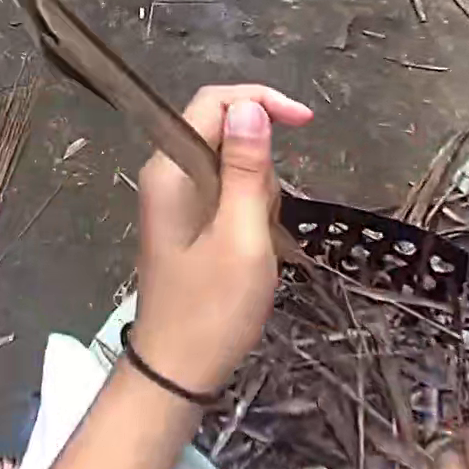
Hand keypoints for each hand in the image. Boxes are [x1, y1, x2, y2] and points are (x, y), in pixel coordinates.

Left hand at [131, 84, 311, 393]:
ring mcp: (172, 197)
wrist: (178, 367)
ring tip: (253, 244)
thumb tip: (249, 107)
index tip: (304, 123)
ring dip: (256, 194)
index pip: (211, 102)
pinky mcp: (184, 218)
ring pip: (229, 166)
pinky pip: (224, 193)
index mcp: (170, 170)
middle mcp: (165, 174)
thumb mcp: (242, 237)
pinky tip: (247, 249)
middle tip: (262, 220)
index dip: (259, 101)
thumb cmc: (212, 308)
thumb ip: (246, 169)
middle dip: (258, 166)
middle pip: (222, 133)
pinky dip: (246, 212)